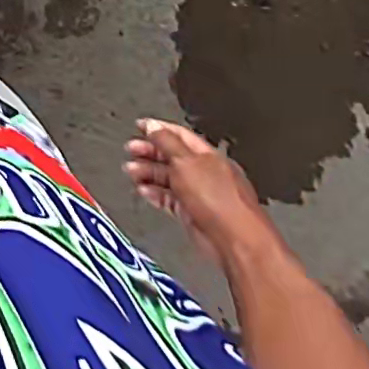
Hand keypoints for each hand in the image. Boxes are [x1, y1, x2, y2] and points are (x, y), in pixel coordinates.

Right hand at [124, 118, 278, 265]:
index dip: (158, 128)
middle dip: (149, 151)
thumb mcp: (185, 161)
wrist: (237, 243)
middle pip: (171, 156)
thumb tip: (153, 126)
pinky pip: (169, 199)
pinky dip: (155, 193)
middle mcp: (206, 174)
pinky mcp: (194, 214)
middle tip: (131, 149)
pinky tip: (145, 191)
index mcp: (209, 156)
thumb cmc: (222, 203)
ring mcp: (201, 195)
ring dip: (147, 172)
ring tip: (132, 171)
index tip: (140, 125)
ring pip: (168, 178)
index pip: (179, 135)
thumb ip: (165, 141)